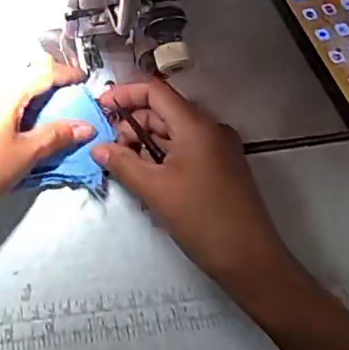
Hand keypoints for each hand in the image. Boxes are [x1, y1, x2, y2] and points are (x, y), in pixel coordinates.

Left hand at [0, 58, 94, 302]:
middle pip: (18, 68)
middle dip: (43, 74)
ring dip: (22, 86)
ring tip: (37, 107)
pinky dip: (4, 97)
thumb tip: (85, 127)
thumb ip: (56, 136)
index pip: (41, 71)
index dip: (65, 73)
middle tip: (61, 91)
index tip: (82, 79)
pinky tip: (7, 121)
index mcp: (1, 92)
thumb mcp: (24, 156)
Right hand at [91, 79, 303, 300]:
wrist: (250, 258)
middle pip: (162, 111)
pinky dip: (162, 156)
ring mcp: (217, 146)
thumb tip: (98, 148)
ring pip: (172, 132)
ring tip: (127, 169)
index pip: (155, 91)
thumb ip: (122, 163)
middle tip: (111, 151)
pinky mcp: (220, 165)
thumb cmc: (202, 219)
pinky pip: (185, 148)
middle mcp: (209, 128)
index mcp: (195, 125)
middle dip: (132, 126)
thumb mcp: (155, 190)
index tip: (101, 108)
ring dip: (145, 144)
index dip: (125, 94)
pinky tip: (149, 178)